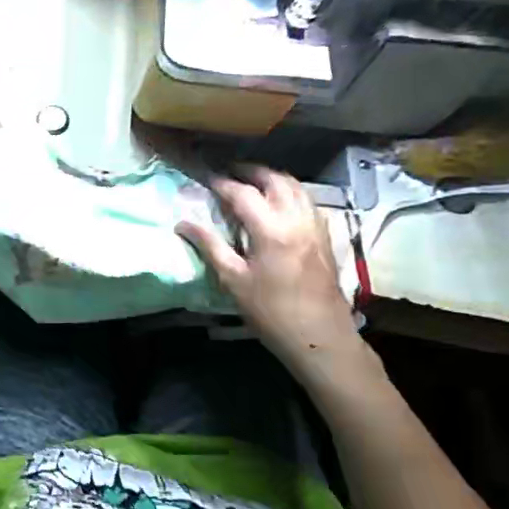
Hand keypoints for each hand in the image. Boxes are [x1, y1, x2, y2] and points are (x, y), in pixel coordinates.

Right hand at [177, 167, 371, 382]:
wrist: (320, 337)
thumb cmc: (271, 312)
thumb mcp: (233, 280)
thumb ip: (210, 246)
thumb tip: (182, 224)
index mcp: (272, 230)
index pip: (242, 193)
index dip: (221, 183)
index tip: (205, 178)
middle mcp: (297, 220)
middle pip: (274, 180)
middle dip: (250, 171)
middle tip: (229, 172)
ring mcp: (315, 226)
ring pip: (296, 187)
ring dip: (272, 179)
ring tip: (252, 182)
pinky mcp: (325, 236)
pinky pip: (308, 201)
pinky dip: (291, 193)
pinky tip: (279, 204)